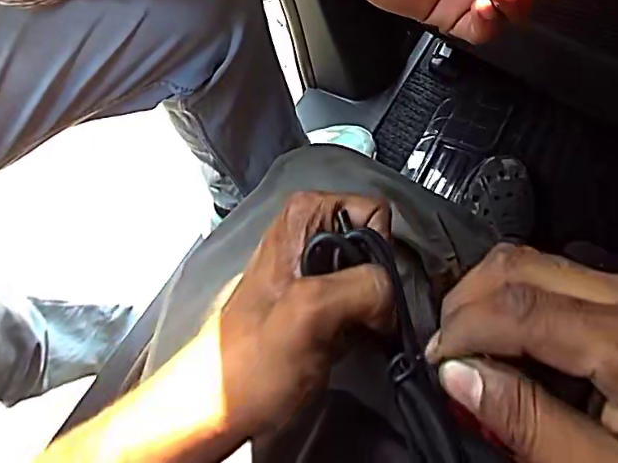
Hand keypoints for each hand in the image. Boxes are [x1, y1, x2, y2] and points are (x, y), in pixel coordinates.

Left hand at [214, 191, 397, 439]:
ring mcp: (317, 268)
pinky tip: (348, 343)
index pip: (375, 212)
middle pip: (378, 246)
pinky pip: (367, 304)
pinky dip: (369, 326)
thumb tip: (391, 290)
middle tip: (359, 318)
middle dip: (379, 285)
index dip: (380, 253)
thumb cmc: (250, 358)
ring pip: (376, 278)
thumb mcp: (309, 311)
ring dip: (376, 311)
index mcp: (304, 215)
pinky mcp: (324, 302)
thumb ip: (360, 287)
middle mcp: (310, 232)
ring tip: (349, 334)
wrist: (226, 404)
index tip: (366, 289)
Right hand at [425, 245, 617, 461]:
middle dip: (466, 307)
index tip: (435, 365)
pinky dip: (512, 306)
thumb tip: (458, 374)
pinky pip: (549, 280)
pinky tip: (505, 348)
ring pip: (527, 263)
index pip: (521, 306)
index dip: (464, 331)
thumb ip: (534, 428)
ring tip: (471, 357)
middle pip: (518, 267)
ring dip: (484, 302)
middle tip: (446, 361)